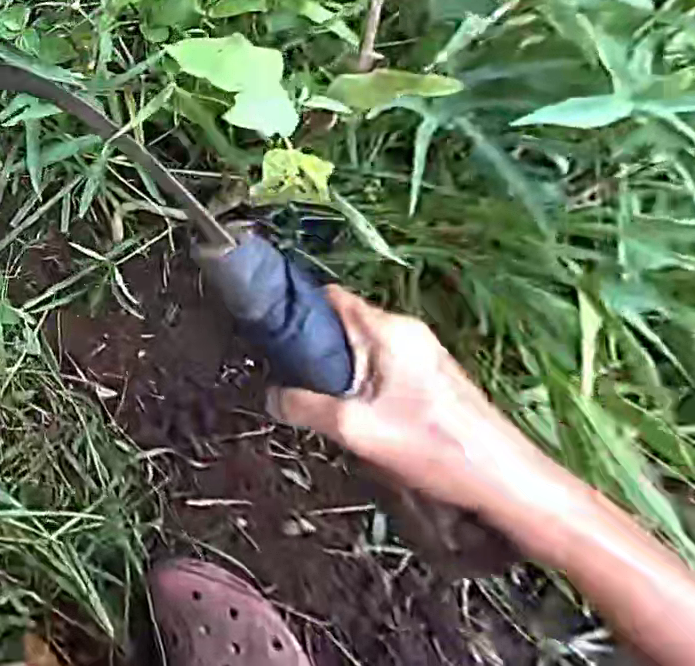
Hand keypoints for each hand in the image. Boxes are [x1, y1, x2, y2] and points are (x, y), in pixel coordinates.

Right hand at [268, 286, 567, 517]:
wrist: (520, 493)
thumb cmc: (438, 450)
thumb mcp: (351, 428)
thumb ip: (298, 405)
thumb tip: (270, 398)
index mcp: (388, 330)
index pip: (324, 295)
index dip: (291, 307)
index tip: (268, 333)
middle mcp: (407, 332)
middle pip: (338, 322)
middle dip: (312, 345)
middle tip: (292, 375)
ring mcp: (425, 355)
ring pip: (357, 346)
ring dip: (335, 367)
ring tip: (322, 397)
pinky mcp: (434, 378)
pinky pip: (378, 364)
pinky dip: (359, 380)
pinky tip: (357, 412)